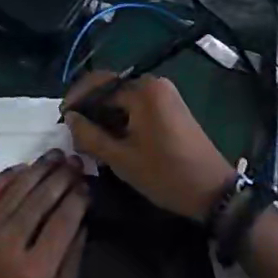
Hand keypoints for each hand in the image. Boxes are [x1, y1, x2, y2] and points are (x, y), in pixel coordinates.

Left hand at [0, 151, 88, 277]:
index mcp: (33, 274)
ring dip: (36, 170)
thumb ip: (69, 274)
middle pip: (39, 200)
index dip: (77, 200)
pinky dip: (5, 177)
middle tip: (76, 161)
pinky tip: (22, 169)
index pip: (62, 223)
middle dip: (60, 178)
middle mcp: (6, 245)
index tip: (88, 186)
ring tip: (54, 155)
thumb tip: (82, 229)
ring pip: (14, 190)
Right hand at [64, 71, 236, 222]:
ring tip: (90, 137)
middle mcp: (154, 83)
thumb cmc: (166, 174)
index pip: (98, 85)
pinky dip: (121, 117)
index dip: (76, 100)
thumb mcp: (121, 159)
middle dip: (90, 108)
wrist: (215, 194)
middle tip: (74, 130)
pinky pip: (137, 105)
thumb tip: (70, 119)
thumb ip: (90, 135)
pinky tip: (112, 137)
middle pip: (110, 88)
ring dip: (104, 114)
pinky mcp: (171, 107)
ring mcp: (165, 95)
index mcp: (143, 90)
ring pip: (122, 98)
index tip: (62, 119)